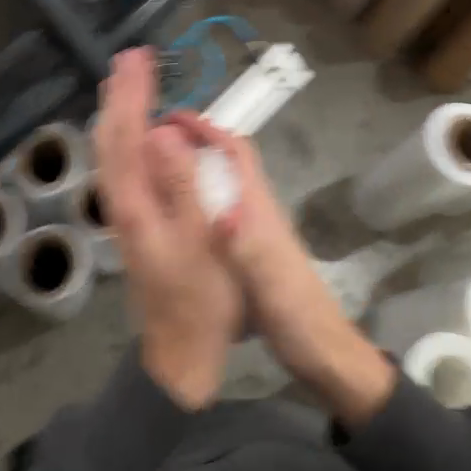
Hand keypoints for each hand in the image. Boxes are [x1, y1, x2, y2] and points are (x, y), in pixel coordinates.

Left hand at [95, 48, 243, 409]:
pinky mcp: (134, 222)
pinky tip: (138, 134)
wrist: (183, 350)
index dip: (133, 93)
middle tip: (132, 56)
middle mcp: (121, 202)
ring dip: (119, 111)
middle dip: (120, 93)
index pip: (127, 134)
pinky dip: (125, 135)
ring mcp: (125, 213)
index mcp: (135, 201)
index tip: (142, 57)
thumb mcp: (199, 241)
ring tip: (126, 81)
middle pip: (112, 137)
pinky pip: (122, 164)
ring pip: (112, 151)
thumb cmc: (201, 295)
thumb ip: (180, 185)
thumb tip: (161, 130)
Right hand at [181, 118, 397, 429]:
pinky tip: (172, 219)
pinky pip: (215, 214)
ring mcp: (253, 233)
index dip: (207, 130)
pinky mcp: (248, 255)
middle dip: (194, 144)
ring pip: (220, 187)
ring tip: (151, 173)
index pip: (236, 153)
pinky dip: (194, 204)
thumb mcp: (270, 284)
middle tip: (148, 142)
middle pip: (227, 163)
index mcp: (259, 210)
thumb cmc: (296, 314)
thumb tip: (222, 210)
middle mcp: (255, 212)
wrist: (322, 352)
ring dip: (191, 171)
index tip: (170, 118)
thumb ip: (248, 248)